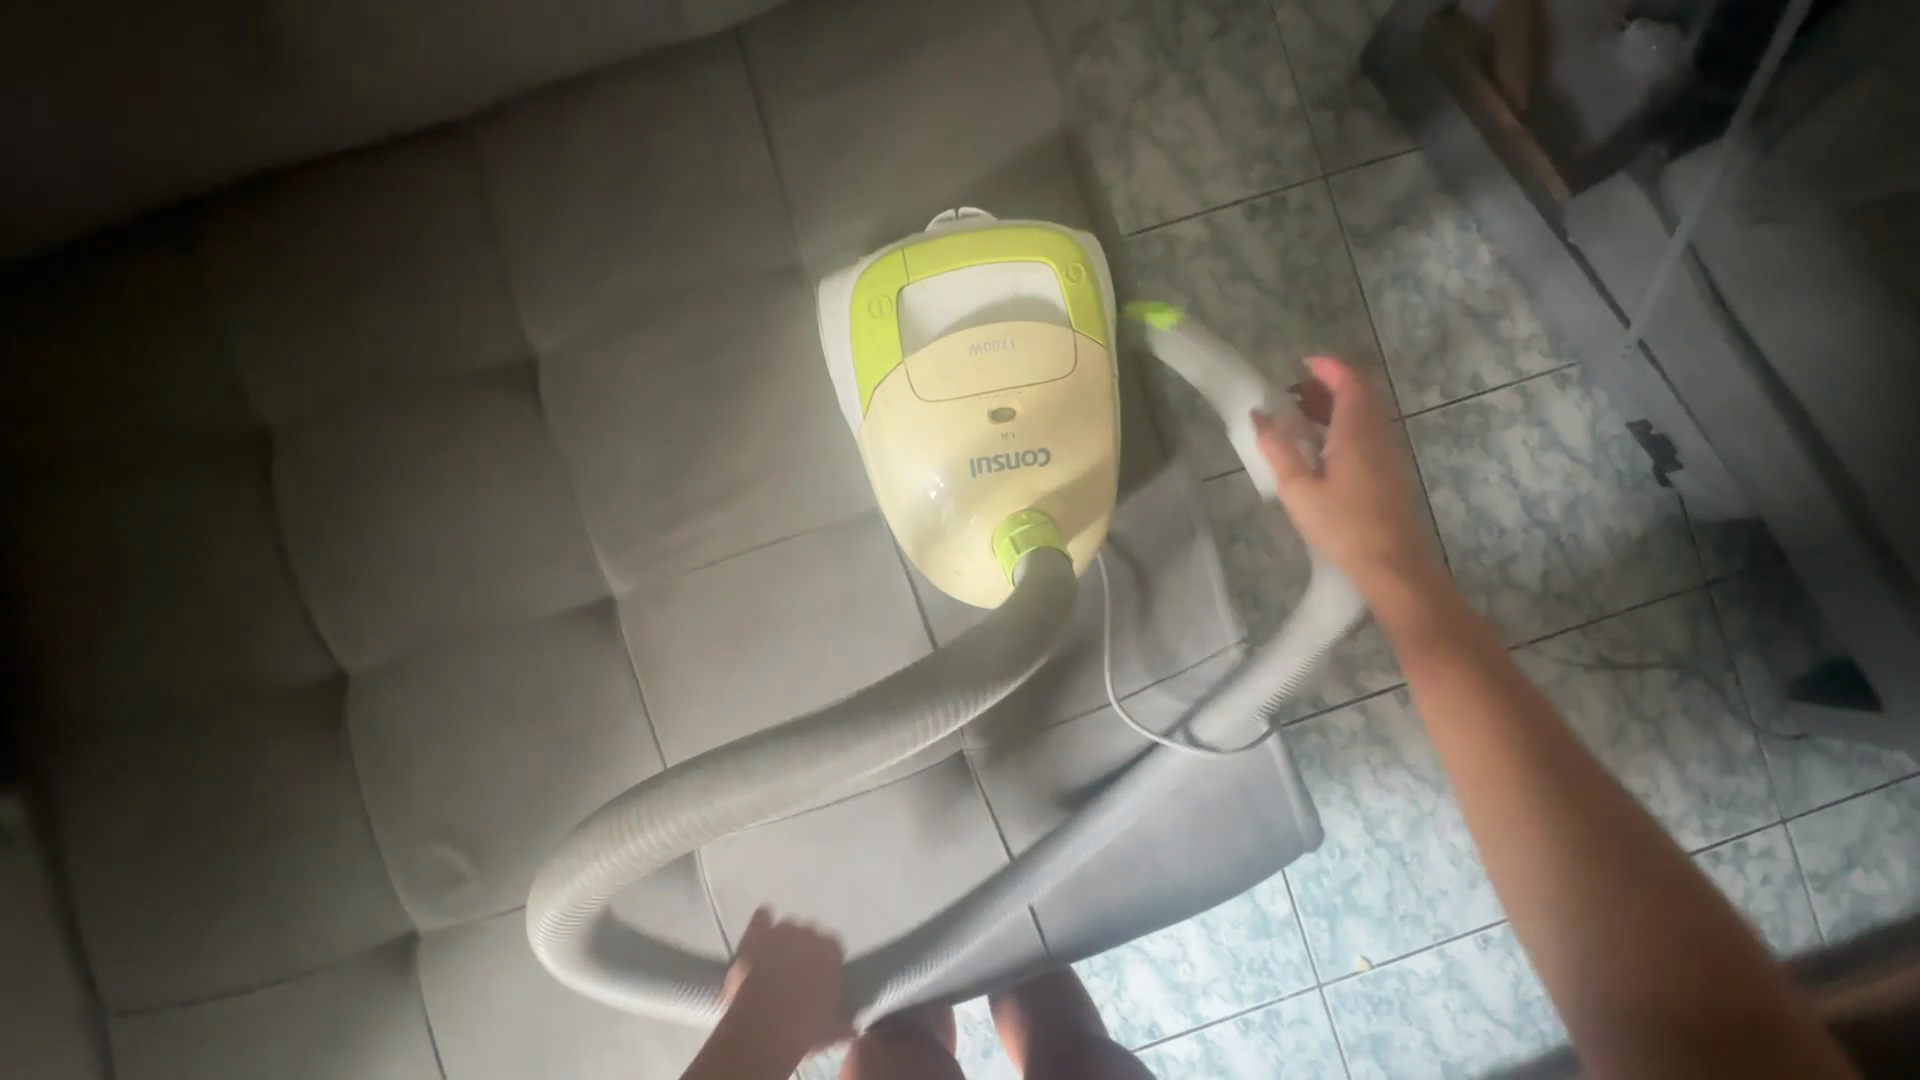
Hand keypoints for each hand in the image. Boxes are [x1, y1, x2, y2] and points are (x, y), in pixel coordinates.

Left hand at [723, 907, 851, 1055]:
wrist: (763, 1029)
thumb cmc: (805, 1029)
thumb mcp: (833, 1031)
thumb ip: (845, 1021)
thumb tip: (852, 1025)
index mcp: (833, 949)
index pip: (834, 949)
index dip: (825, 966)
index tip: (819, 983)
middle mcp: (810, 931)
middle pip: (808, 936)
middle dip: (803, 953)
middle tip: (795, 980)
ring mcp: (781, 931)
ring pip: (785, 929)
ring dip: (782, 943)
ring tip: (774, 967)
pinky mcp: (756, 936)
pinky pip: (761, 919)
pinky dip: (762, 923)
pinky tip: (761, 931)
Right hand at [1254, 356, 1441, 597]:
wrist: (1392, 564)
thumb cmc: (1342, 526)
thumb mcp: (1299, 489)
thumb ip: (1277, 449)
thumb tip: (1258, 416)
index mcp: (1356, 430)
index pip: (1348, 381)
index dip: (1327, 366)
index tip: (1300, 364)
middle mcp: (1377, 432)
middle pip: (1358, 393)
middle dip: (1326, 385)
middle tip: (1291, 394)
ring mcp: (1388, 451)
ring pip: (1364, 413)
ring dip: (1334, 406)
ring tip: (1298, 419)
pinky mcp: (1390, 470)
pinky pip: (1367, 431)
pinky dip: (1343, 425)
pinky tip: (1320, 448)